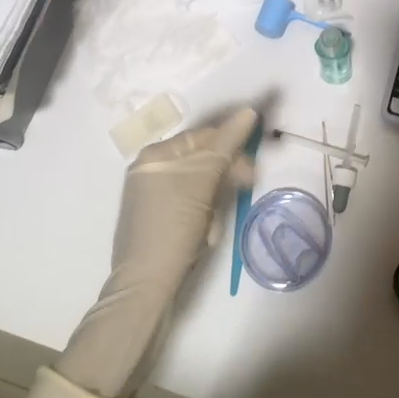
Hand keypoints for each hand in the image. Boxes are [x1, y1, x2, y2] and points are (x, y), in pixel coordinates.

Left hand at [28, 108, 257, 397]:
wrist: (145, 287)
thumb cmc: (174, 226)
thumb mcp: (203, 180)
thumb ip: (227, 143)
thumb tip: (250, 110)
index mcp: (156, 155)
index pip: (204, 136)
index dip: (233, 146)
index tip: (254, 168)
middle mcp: (151, 170)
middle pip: (202, 160)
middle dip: (223, 178)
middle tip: (244, 190)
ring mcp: (152, 198)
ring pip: (200, 186)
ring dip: (214, 203)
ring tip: (212, 226)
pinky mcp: (157, 221)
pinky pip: (190, 207)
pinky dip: (202, 218)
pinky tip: (202, 237)